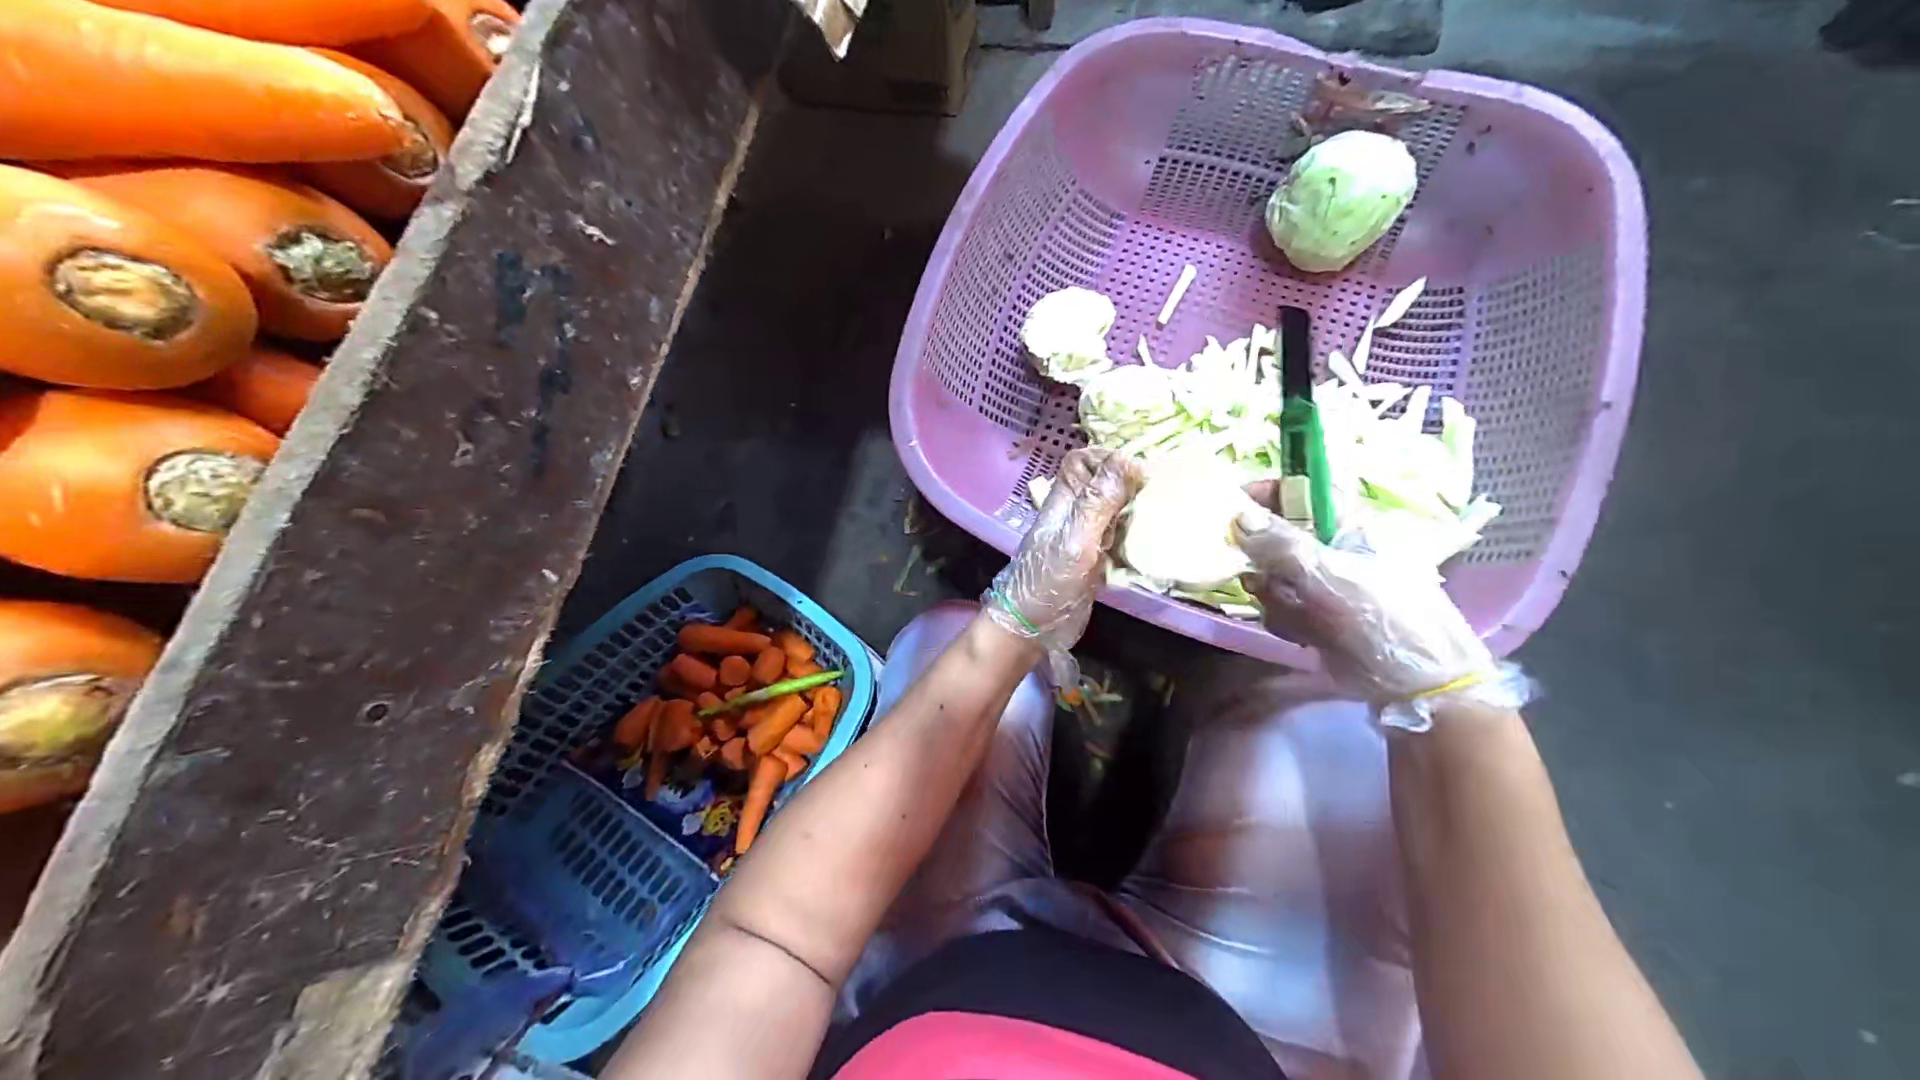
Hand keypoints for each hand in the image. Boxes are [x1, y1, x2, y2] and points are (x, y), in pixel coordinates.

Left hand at [985, 448, 1141, 660]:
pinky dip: (1132, 532)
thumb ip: (1097, 503)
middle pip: (1099, 482)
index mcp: (1062, 502)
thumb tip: (1125, 460)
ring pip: (1110, 508)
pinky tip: (1150, 537)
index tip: (1136, 470)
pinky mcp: (1092, 559)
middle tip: (1156, 489)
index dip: (1106, 458)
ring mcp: (1082, 537)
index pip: (1081, 462)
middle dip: (1126, 480)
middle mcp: (1072, 514)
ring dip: (1132, 506)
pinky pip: (1115, 535)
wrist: (1032, 628)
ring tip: (1159, 509)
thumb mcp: (1075, 541)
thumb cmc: (1048, 582)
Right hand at [1232, 507, 1494, 702]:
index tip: (1234, 504)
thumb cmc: (1382, 618)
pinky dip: (1285, 620)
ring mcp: (1326, 586)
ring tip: (1296, 614)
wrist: (1417, 688)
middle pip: (1278, 540)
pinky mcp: (1319, 616)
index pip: (1303, 493)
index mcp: (1350, 529)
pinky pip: (1281, 607)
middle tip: (1262, 577)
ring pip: (1274, 577)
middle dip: (1265, 562)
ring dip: (1275, 597)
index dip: (1269, 493)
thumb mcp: (1329, 575)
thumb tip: (1238, 514)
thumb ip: (1280, 544)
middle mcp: (1336, 553)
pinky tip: (1303, 635)